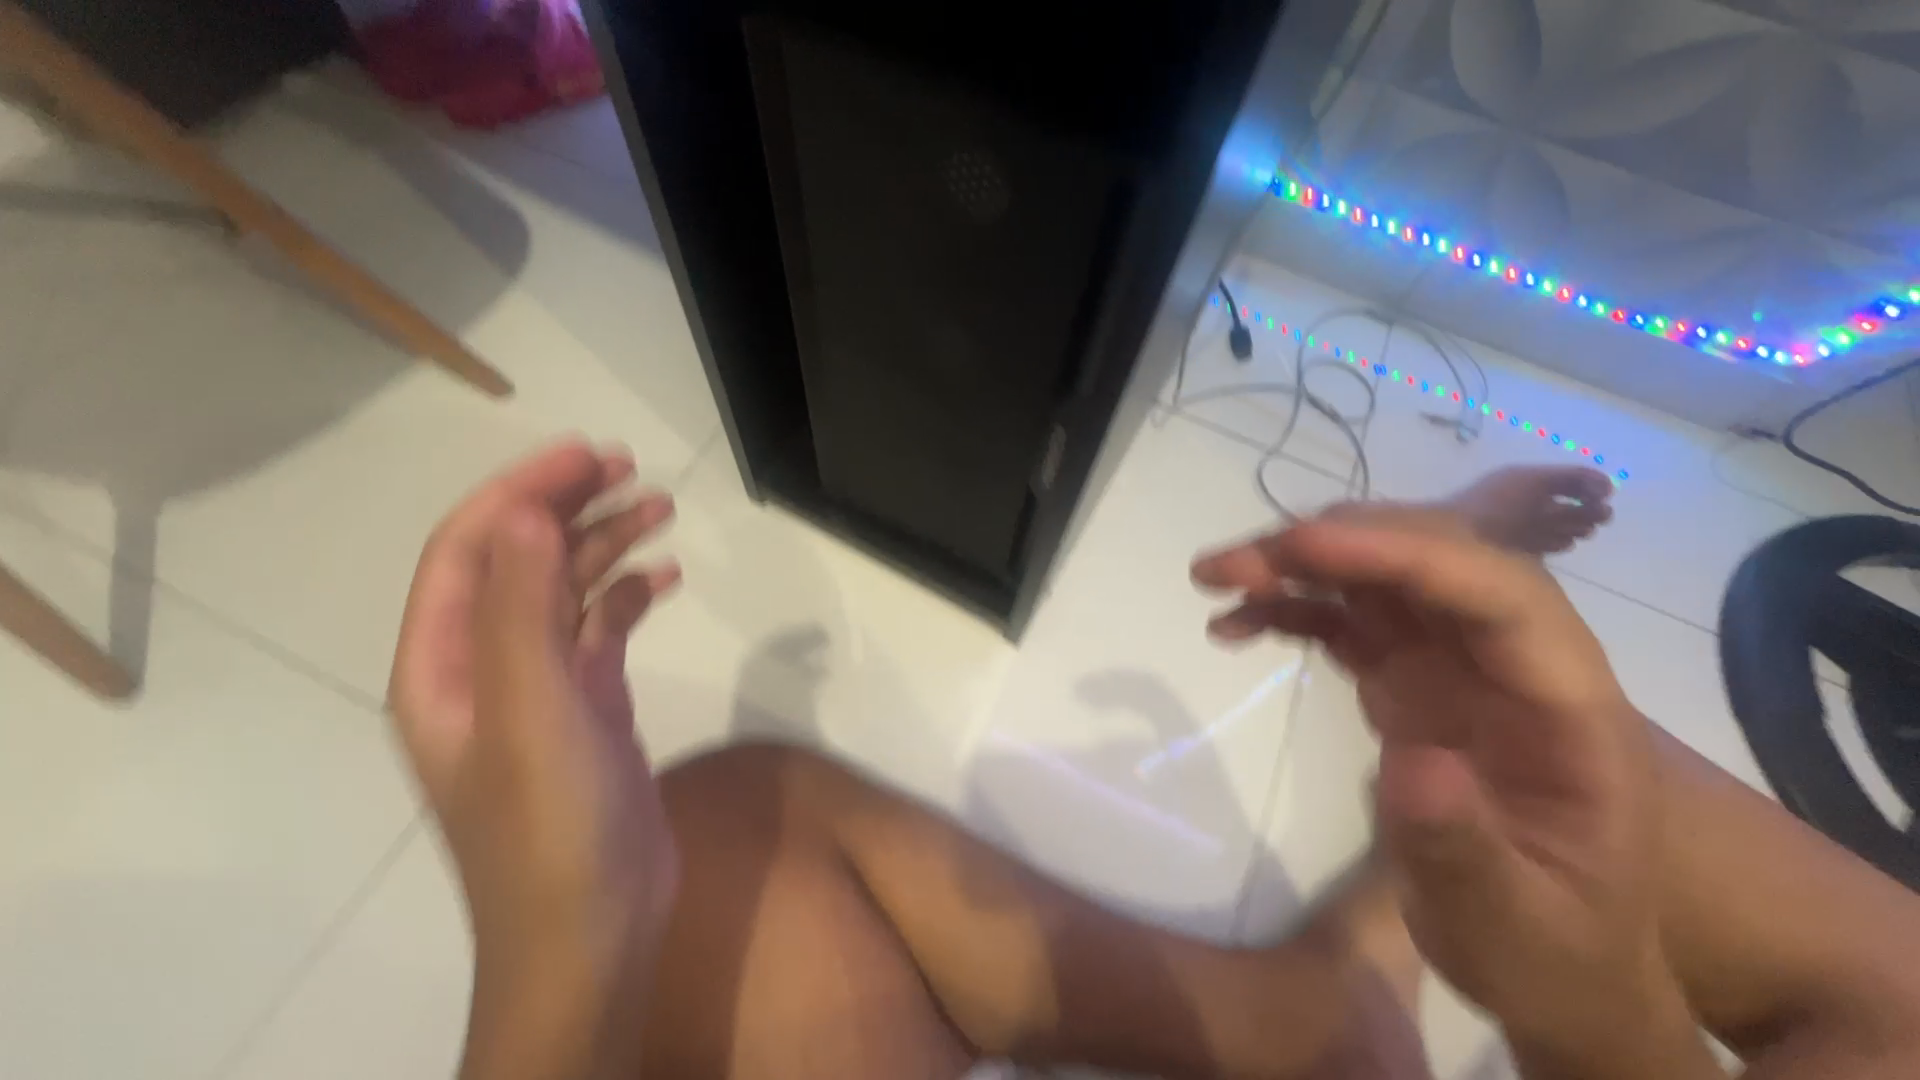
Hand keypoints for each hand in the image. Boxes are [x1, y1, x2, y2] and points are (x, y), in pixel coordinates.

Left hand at [388, 441, 681, 1030]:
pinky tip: (667, 577)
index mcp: (445, 664)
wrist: (594, 927)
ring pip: (566, 591)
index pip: (470, 551)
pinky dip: (632, 596)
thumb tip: (528, 513)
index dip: (521, 493)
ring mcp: (540, 688)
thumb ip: (522, 610)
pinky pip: (603, 630)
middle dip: (569, 507)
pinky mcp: (590, 708)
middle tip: (631, 469)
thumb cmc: (551, 824)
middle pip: (520, 561)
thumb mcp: (532, 711)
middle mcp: (484, 667)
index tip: (587, 455)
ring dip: (608, 545)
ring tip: (663, 508)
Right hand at [1193, 517, 1696, 1068]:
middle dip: (1332, 546)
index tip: (1302, 546)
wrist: (1550, 963)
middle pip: (1430, 562)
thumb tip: (1412, 763)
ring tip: (1215, 578)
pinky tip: (1236, 625)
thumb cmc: (1550, 951)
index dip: (1405, 555)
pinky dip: (1290, 609)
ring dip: (1298, 565)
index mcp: (1566, 705)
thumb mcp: (1515, 926)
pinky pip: (1348, 621)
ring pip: (1379, 578)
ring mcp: (1456, 667)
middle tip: (1230, 567)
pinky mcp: (1409, 682)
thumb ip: (1466, 851)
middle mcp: (1510, 664)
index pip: (1498, 594)